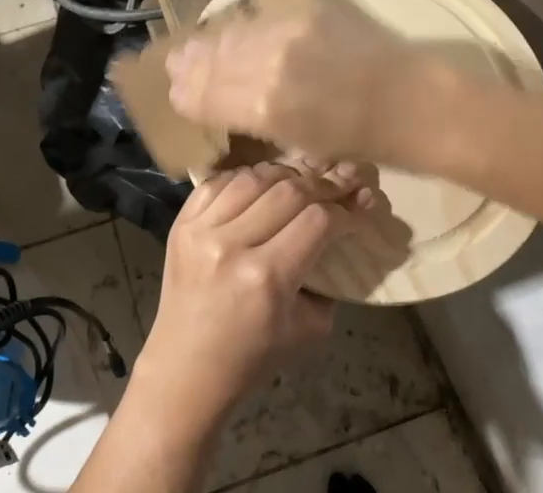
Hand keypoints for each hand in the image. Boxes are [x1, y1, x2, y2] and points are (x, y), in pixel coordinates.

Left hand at [136, 164, 348, 419]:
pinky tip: (262, 183)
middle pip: (288, 191)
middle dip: (323, 183)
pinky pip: (217, 183)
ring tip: (304, 180)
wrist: (188, 368)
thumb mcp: (309, 329)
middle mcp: (231, 245)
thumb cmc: (253, 356)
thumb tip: (343, 227)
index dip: (345, 210)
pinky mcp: (181, 224)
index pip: (317, 220)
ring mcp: (201, 231)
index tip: (362, 206)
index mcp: (266, 277)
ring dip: (284, 174)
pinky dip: (244, 178)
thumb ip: (327, 277)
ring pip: (253, 178)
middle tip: (344, 181)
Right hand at [164, 0, 451, 169]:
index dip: (184, 95)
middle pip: (209, 61)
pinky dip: (240, 28)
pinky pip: (259, 19)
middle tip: (173, 65)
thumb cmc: (363, 142)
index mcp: (263, 109)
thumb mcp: (301, 145)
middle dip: (188, 65)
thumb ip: (256, 123)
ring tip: (193, 46)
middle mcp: (266, 67)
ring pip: (230, 35)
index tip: (174, 93)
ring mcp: (286, 36)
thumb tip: (228, 112)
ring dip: (208, 43)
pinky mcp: (305, 15)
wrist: (414, 102)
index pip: (203, 97)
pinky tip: (233, 30)